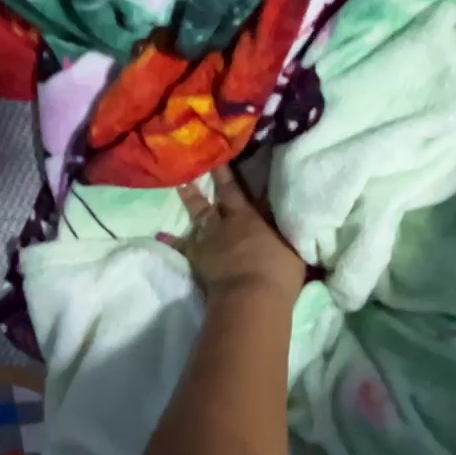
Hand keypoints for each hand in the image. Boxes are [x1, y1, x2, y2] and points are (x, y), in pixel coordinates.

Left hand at [160, 166, 306, 301]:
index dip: (229, 174)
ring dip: (191, 199)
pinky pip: (183, 247)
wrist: (251, 298)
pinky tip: (163, 235)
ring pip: (198, 214)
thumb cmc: (279, 273)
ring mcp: (210, 239)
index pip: (239, 190)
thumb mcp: (293, 246)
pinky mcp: (198, 258)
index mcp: (251, 217)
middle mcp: (228, 222)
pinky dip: (174, 241)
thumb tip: (290, 217)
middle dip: (212, 179)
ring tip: (181, 184)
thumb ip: (286, 230)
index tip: (222, 156)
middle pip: (218, 197)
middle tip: (198, 161)